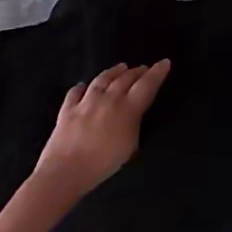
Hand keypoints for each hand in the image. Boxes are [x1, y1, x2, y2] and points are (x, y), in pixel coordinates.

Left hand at [32, 60, 170, 198]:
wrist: (67, 169)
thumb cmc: (103, 164)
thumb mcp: (129, 147)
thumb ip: (134, 124)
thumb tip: (135, 112)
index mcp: (126, 109)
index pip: (146, 86)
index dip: (157, 73)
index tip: (165, 62)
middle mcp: (107, 98)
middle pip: (125, 79)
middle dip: (137, 71)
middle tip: (143, 67)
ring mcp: (86, 100)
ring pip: (102, 79)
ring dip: (113, 72)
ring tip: (121, 66)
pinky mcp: (68, 107)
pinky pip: (76, 92)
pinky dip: (81, 88)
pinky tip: (83, 85)